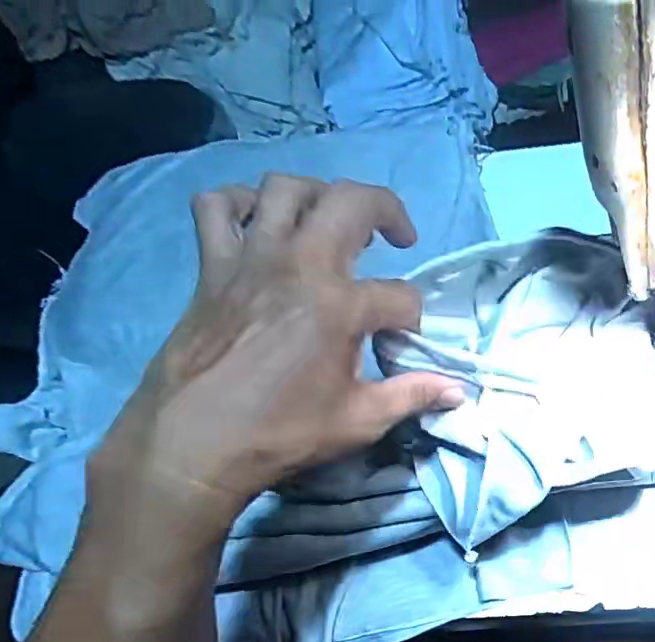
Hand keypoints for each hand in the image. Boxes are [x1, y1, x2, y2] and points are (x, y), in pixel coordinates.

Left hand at [87, 175, 464, 553]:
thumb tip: (458, 391)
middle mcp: (299, 265)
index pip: (400, 297)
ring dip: (319, 195)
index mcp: (340, 306)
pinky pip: (217, 207)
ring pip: (286, 188)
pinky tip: (260, 224)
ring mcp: (250, 258)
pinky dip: (241, 203)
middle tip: (399, 237)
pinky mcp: (212, 266)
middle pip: (351, 202)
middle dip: (387, 211)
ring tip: (333, 223)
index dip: (413, 319)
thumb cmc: (283, 432)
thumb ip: (412, 395)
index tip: (404, 343)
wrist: (196, 440)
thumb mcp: (360, 421)